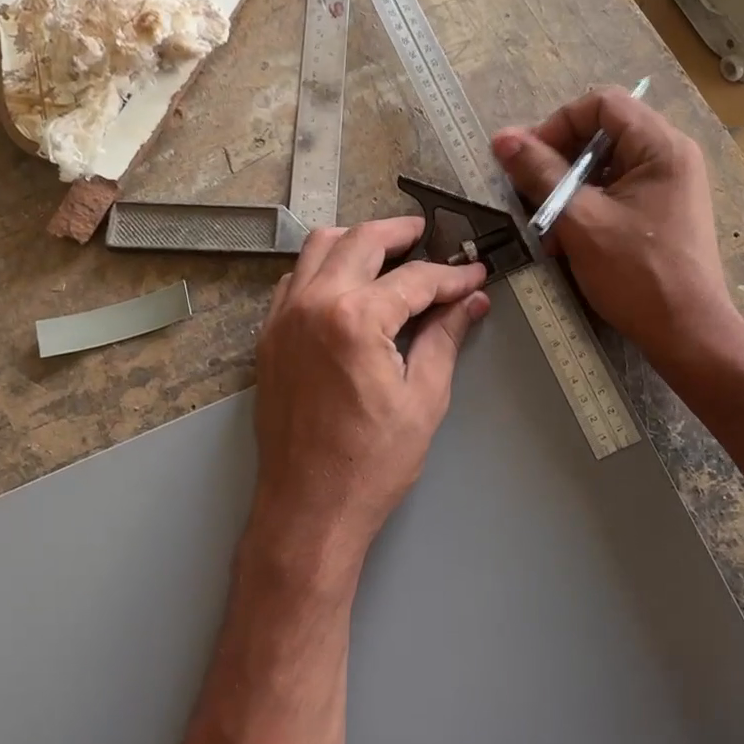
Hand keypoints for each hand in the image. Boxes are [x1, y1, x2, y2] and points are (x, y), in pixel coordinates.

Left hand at [250, 218, 490, 564]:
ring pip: (317, 249)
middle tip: (428, 237)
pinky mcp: (269, 338)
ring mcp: (283, 319)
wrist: (308, 509)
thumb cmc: (371, 464)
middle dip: (399, 234)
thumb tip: (470, 302)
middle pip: (359, 241)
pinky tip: (346, 287)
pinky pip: (294, 280)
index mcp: (354, 319)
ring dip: (355, 242)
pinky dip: (321, 269)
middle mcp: (311, 305)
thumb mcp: (424, 399)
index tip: (474, 276)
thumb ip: (445, 338)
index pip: (413, 279)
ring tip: (388, 254)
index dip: (451, 275)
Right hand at [492, 87, 742, 366]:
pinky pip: (616, 190)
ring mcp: (669, 184)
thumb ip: (540, 173)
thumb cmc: (637, 274)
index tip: (528, 160)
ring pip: (605, 165)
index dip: (557, 124)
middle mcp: (670, 155)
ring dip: (568, 188)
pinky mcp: (662, 210)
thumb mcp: (579, 220)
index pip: (601, 104)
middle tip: (529, 192)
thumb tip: (502, 139)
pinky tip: (567, 238)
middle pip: (602, 132)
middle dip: (559, 160)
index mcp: (660, 146)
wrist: (687, 334)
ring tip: (546, 225)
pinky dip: (587, 205)